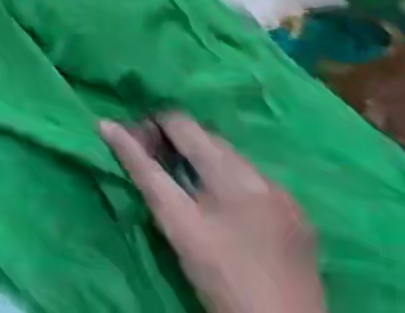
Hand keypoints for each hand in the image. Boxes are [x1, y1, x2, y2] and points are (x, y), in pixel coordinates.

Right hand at [101, 114, 327, 312]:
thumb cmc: (221, 281)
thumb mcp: (175, 224)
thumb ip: (141, 169)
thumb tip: (106, 125)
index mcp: (235, 173)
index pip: (182, 123)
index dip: (152, 128)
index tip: (136, 151)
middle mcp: (265, 176)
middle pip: (208, 139)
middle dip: (176, 147)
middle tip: (155, 173)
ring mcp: (287, 198)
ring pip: (231, 160)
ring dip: (203, 166)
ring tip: (185, 195)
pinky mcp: (298, 220)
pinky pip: (253, 184)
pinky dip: (229, 186)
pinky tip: (220, 215)